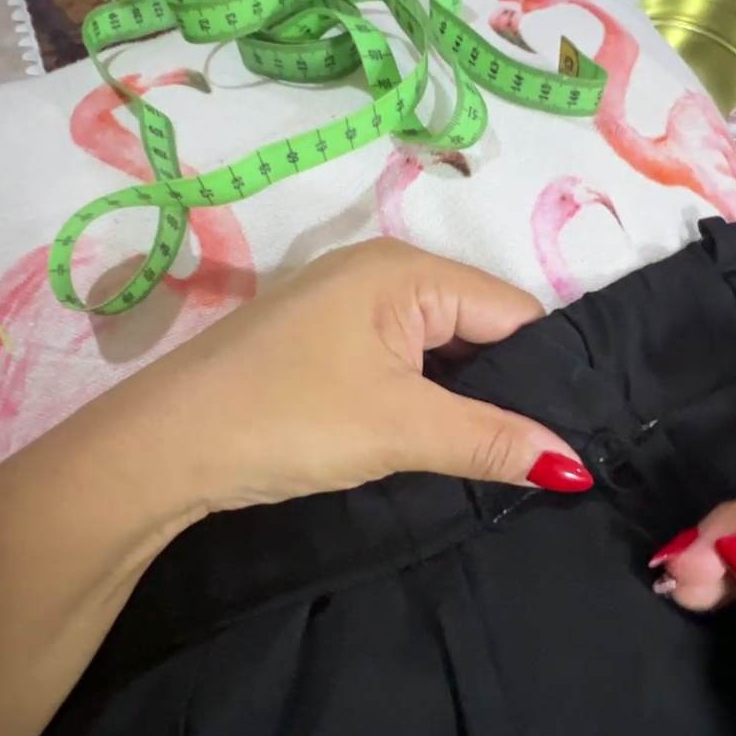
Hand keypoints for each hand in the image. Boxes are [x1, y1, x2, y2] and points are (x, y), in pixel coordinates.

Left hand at [73, 237, 591, 514]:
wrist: (162, 447)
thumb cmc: (285, 419)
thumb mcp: (398, 428)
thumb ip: (490, 440)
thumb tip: (573, 466)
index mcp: (406, 269)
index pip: (512, 312)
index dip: (545, 373)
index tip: (572, 434)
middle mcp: (381, 271)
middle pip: (478, 325)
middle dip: (506, 387)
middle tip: (541, 453)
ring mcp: (348, 304)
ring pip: (440, 347)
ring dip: (465, 397)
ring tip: (498, 452)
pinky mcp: (326, 340)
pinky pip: (402, 359)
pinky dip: (425, 395)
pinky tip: (437, 437)